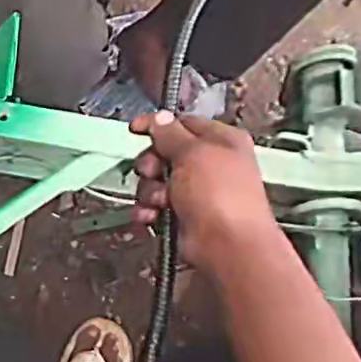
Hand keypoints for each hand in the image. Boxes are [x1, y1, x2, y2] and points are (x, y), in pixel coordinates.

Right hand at [130, 111, 280, 267]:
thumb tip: (158, 117)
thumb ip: (171, 134)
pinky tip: (151, 216)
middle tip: (152, 172)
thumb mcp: (194, 154)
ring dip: (149, 191)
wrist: (226, 244)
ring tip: (159, 202)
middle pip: (163, 154)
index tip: (134, 130)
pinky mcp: (181, 214)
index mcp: (220, 140)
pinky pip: (154, 205)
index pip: (182, 124)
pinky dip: (148, 210)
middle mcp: (208, 163)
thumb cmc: (217, 192)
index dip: (157, 126)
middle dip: (150, 164)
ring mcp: (194, 190)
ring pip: (154, 181)